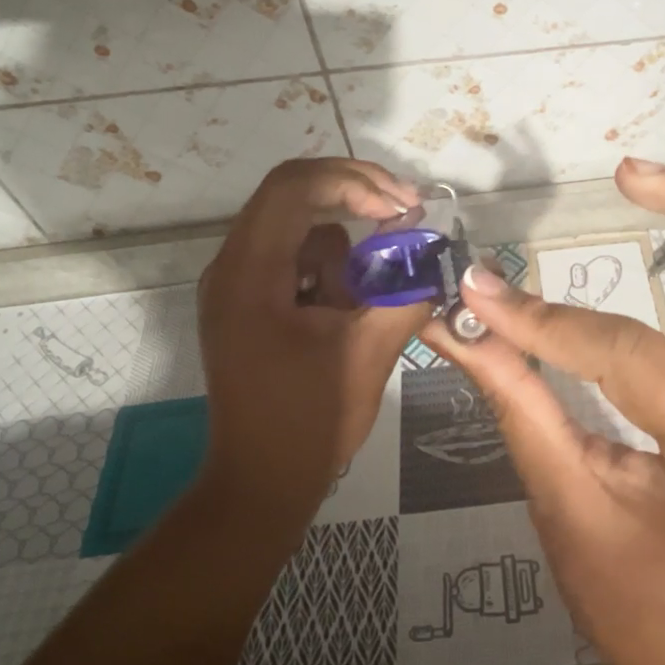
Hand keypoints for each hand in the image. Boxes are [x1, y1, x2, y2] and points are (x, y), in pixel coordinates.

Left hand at [198, 159, 432, 540]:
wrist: (262, 483)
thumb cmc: (309, 422)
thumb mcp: (368, 353)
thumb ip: (404, 291)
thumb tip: (431, 252)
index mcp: (249, 273)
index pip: (294, 186)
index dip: (354, 181)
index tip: (402, 206)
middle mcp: (233, 267)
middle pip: (295, 196)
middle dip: (357, 198)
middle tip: (408, 214)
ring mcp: (239, 285)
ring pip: (302, 230)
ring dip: (347, 248)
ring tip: (370, 298)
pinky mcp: (251, 303)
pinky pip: (298, 261)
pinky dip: (334, 271)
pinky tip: (351, 312)